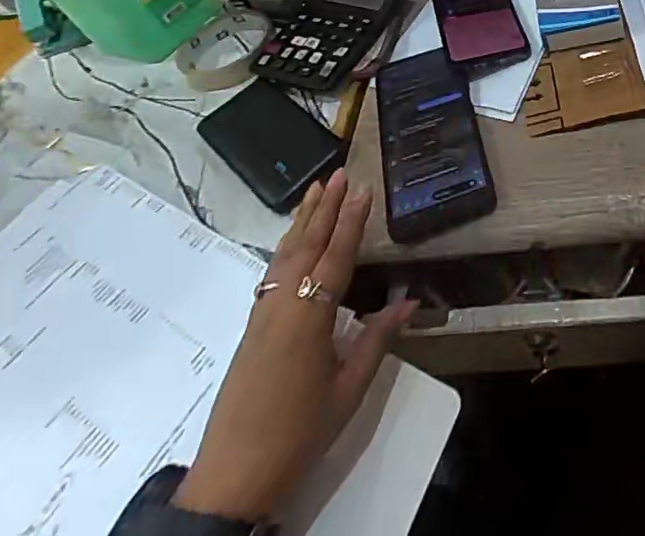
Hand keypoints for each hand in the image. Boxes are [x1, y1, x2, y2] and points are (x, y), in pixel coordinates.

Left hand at [172, 171, 417, 519]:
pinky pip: (273, 270)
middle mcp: (283, 302)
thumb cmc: (300, 430)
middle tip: (338, 174)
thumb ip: (377, 339)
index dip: (351, 221)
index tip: (363, 189)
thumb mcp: (349, 388)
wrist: (234, 471)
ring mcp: (263, 311)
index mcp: (310, 315)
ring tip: (315, 190)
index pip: (336, 255)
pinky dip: (286, 245)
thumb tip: (410, 302)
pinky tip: (292, 240)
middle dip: (325, 207)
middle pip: (307, 243)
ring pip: (285, 253)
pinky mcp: (253, 323)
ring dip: (302, 219)